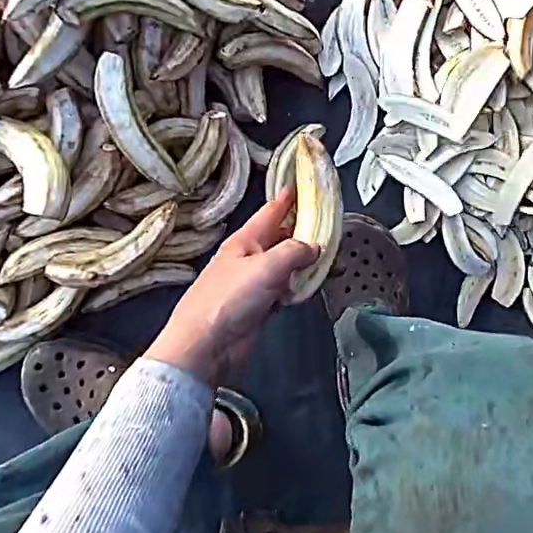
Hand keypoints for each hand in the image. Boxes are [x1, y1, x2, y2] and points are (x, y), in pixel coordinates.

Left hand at [145, 188, 317, 384]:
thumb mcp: (267, 266)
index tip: (300, 187)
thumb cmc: (228, 300)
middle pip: (281, 238)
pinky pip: (285, 289)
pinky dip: (298, 287)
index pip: (271, 212)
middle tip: (326, 225)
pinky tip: (308, 288)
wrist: (206, 346)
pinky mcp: (259, 306)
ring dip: (304, 262)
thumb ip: (295, 252)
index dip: (287, 199)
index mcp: (246, 241)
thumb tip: (314, 247)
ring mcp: (254, 283)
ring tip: (326, 257)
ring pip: (286, 265)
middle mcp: (250, 258)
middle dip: (303, 231)